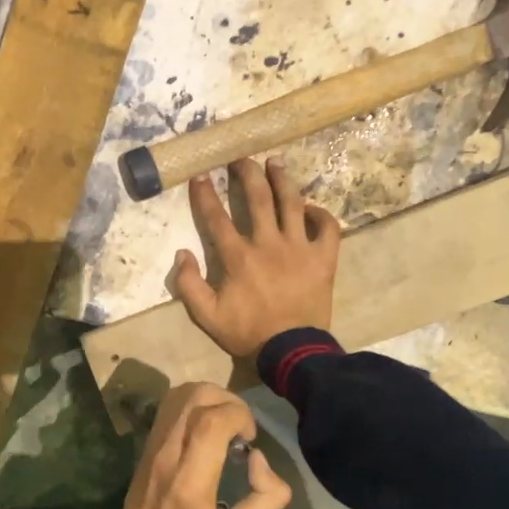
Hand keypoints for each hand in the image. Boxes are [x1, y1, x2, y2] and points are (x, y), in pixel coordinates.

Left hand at [109, 383, 290, 508]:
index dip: (240, 417)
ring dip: (211, 398)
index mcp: (190, 480)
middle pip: (197, 396)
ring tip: (224, 423)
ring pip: (181, 393)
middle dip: (229, 401)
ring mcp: (153, 443)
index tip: (250, 438)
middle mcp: (168, 453)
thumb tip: (258, 457)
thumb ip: (268, 497)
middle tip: (240, 428)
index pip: (212, 423)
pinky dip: (194, 403)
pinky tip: (205, 426)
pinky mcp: (147, 441)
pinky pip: (170, 404)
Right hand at [171, 158, 342, 362]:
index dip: (205, 195)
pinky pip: (327, 227)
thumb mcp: (206, 316)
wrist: (291, 350)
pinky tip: (311, 208)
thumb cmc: (246, 333)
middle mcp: (268, 242)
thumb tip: (182, 254)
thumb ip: (189, 284)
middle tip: (240, 158)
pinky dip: (320, 214)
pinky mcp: (324, 257)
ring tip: (275, 163)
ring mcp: (299, 247)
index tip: (200, 176)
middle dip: (246, 173)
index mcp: (238, 256)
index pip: (216, 217)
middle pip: (257, 198)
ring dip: (282, 180)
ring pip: (292, 203)